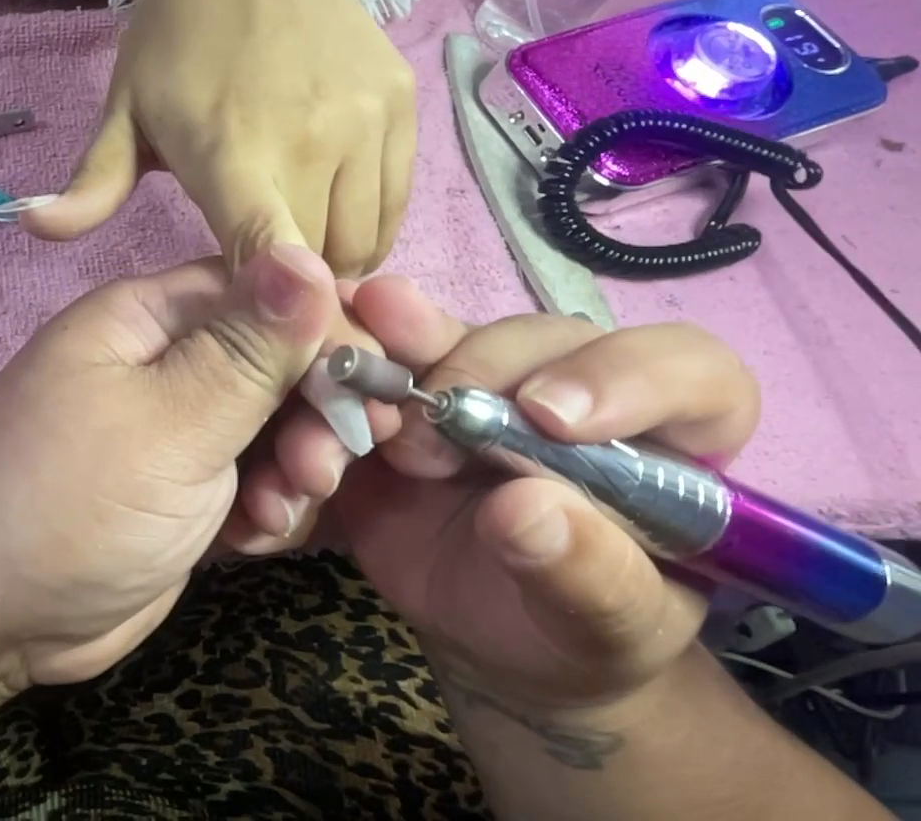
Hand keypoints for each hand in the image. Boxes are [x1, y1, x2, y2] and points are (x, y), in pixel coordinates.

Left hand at [0, 244, 338, 691]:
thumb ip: (246, 350)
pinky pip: (250, 484)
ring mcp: (170, 434)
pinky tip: (251, 541)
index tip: (377, 384)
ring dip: (294, 469)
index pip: (263, 292)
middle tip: (319, 466)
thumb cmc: (66, 501)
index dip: (327, 330)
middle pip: (276, 363)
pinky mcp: (178, 496)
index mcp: (146, 319)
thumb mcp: (166, 422)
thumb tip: (306, 252)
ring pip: (271, 430)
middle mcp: (160, 365)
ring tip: (276, 511)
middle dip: (311, 413)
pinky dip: (264, 509)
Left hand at [18, 0, 415, 277]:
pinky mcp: (402, 104)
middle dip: (287, 294)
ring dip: (328, 263)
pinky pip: (396, 203)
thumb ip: (90, 185)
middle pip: (318, 267)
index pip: (269, 257)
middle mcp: (312, 142)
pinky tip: (326, 214)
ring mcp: (367, 121)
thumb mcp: (120, 114)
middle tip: (256, 287)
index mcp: (232, 153)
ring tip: (287, 245)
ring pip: (366, 242)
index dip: (265, 311)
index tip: (247, 327)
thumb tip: (30, 227)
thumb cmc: (172, 41)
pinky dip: (367, 227)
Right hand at [331, 276, 761, 709]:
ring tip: (336, 438)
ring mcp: (464, 383)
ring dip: (368, 368)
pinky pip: (346, 373)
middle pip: (522, 336)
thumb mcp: (601, 625)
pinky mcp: (388, 398)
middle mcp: (556, 384)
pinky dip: (312, 403)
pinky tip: (294, 453)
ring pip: (418, 336)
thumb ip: (587, 576)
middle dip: (464, 368)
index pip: (674, 366)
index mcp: (655, 432)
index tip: (546, 418)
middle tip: (412, 438)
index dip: (619, 373)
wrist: (486, 630)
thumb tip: (524, 510)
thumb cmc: (569, 631)